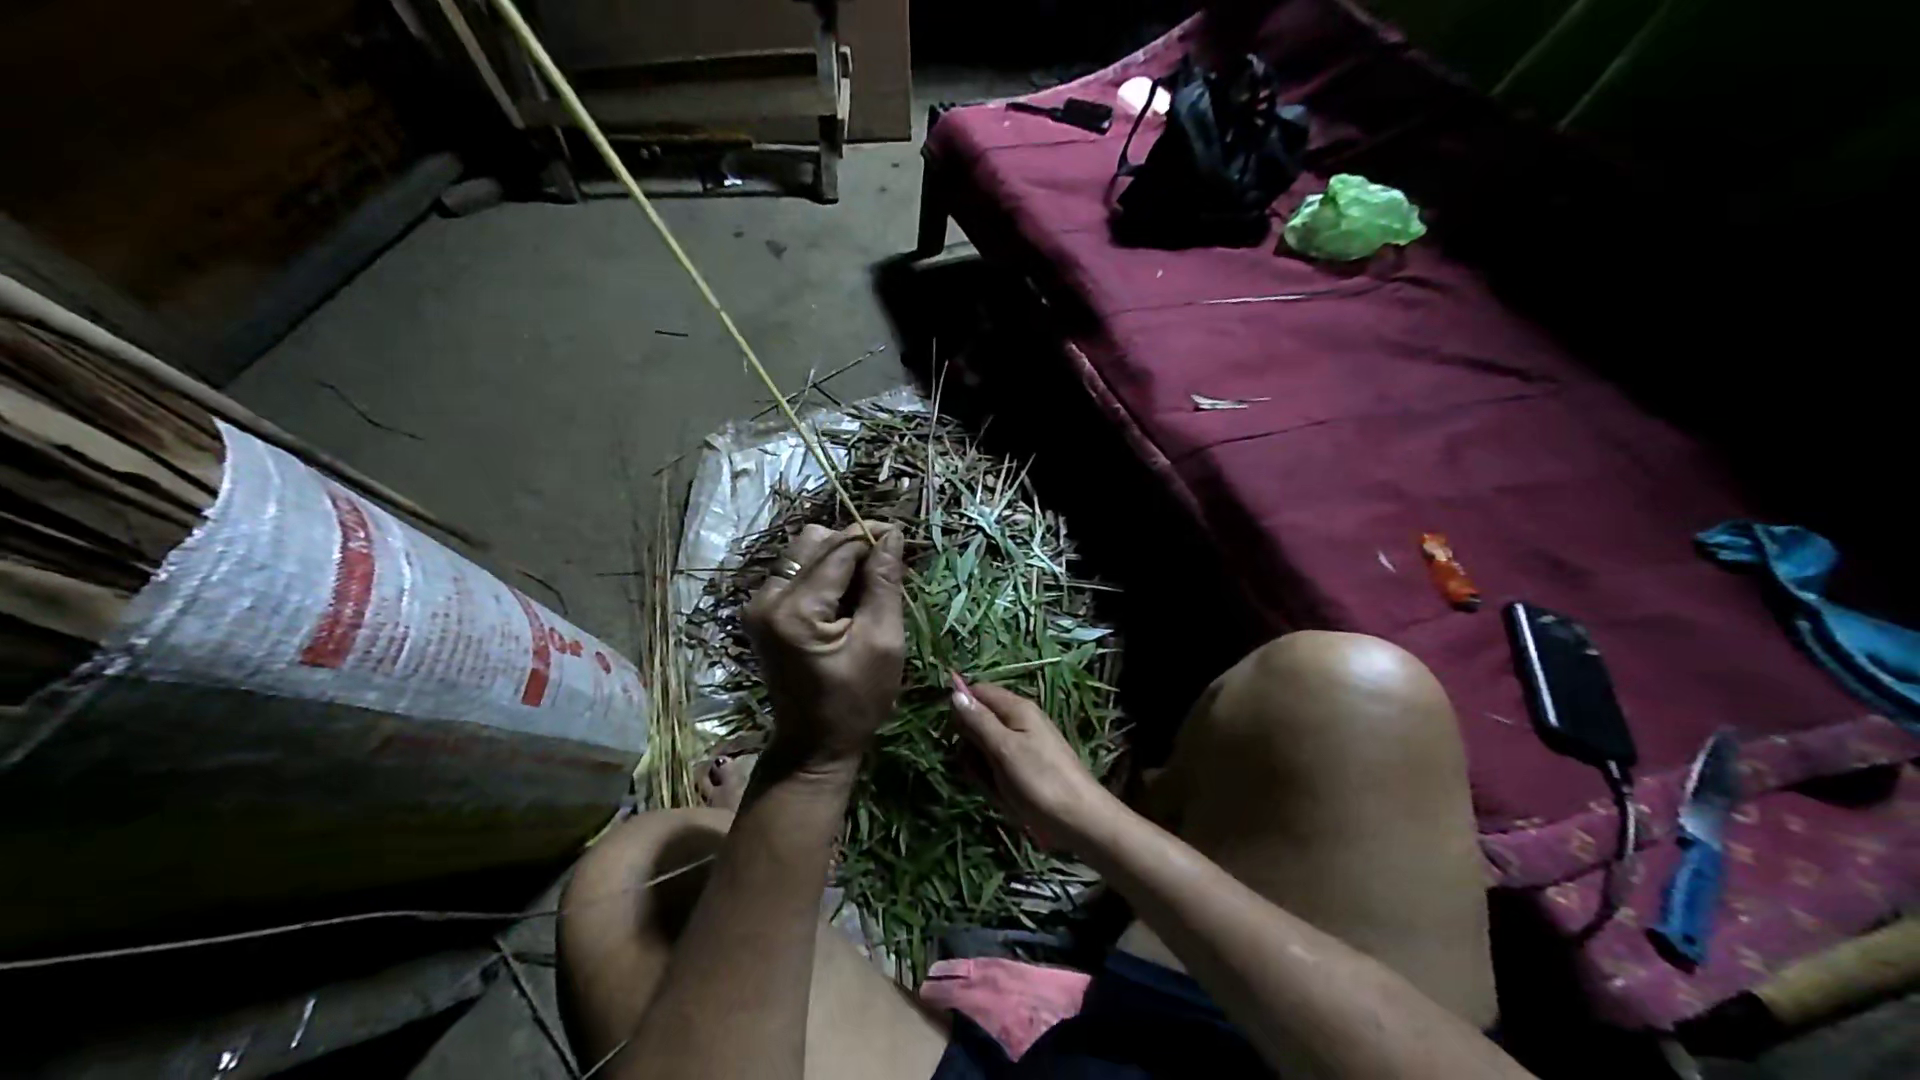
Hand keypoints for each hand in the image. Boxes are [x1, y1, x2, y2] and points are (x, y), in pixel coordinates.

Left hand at [745, 522, 905, 775]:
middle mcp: (766, 598)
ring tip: (867, 584)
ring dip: (838, 558)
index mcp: (795, 610)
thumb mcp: (882, 642)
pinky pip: (795, 572)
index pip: (838, 550)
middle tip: (885, 565)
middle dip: (853, 545)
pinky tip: (845, 597)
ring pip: (803, 552)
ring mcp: (758, 604)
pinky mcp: (761, 611)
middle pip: (814, 541)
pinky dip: (824, 574)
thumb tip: (892, 535)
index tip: (900, 536)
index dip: (871, 536)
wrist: (813, 743)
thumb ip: (884, 584)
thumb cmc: (856, 700)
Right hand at [949, 674, 1122, 851]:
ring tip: (996, 788)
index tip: (953, 734)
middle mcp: (1019, 721)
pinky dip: (995, 783)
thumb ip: (978, 721)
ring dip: (982, 770)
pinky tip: (1005, 797)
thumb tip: (954, 692)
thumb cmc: (1040, 781)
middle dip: (971, 748)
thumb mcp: (1003, 749)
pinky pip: (997, 768)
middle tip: (980, 768)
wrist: (1079, 820)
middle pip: (978, 723)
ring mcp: (1022, 746)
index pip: (977, 692)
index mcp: (1016, 709)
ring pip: (984, 750)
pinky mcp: (1024, 768)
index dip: (961, 709)